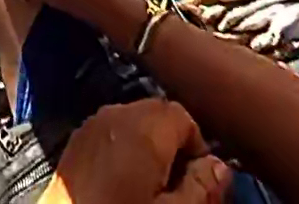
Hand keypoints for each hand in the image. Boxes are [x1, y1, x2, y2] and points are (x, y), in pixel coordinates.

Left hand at [40, 99, 231, 203]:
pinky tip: (130, 181)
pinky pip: (114, 129)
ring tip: (158, 187)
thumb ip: (201, 188)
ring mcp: (92, 124)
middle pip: (156, 112)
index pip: (180, 112)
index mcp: (139, 130)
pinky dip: (129, 145)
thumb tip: (219, 167)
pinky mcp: (80, 137)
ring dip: (153, 143)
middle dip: (176, 142)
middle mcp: (112, 117)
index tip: (203, 176)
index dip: (199, 143)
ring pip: (134, 119)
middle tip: (183, 184)